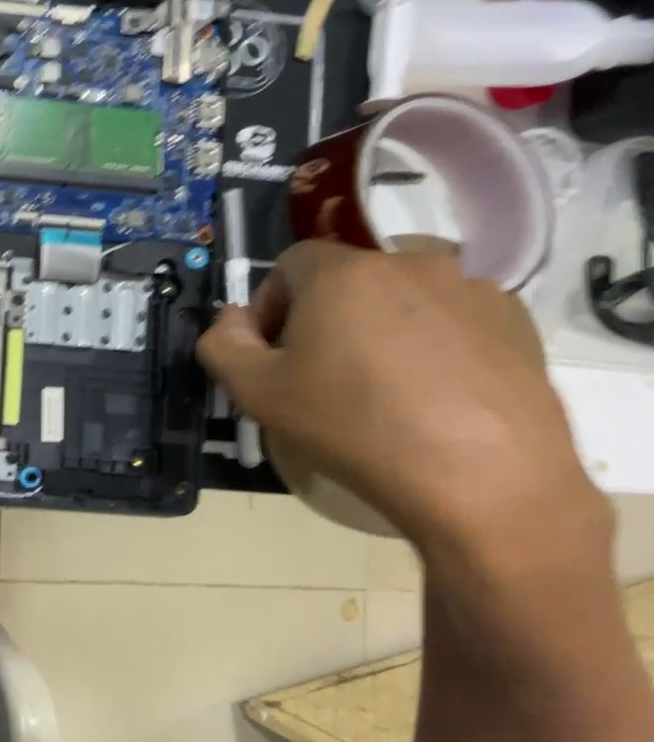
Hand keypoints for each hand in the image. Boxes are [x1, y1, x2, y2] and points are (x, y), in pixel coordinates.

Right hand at [198, 241, 598, 556]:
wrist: (484, 479)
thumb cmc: (351, 426)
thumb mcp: (253, 391)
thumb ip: (221, 344)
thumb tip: (231, 320)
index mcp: (343, 274)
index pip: (290, 263)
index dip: (269, 304)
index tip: (271, 353)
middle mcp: (412, 265)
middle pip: (347, 280)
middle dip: (323, 318)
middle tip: (317, 375)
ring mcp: (473, 291)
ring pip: (401, 300)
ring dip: (378, 330)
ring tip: (379, 389)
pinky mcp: (519, 323)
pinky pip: (451, 321)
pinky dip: (430, 345)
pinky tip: (429, 395)